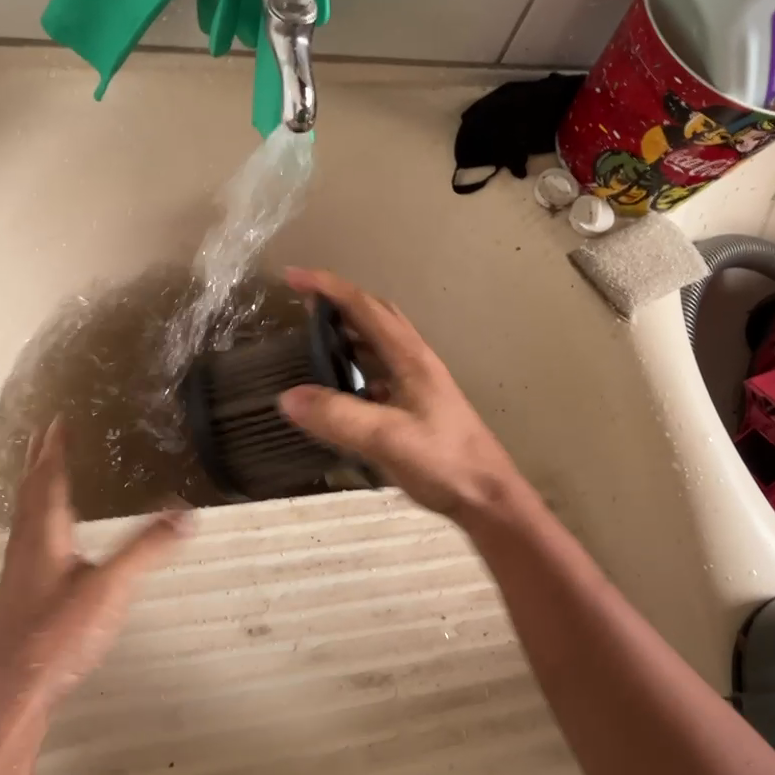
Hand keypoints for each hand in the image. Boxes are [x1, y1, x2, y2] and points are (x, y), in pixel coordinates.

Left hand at [0, 416, 190, 712]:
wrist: (5, 698)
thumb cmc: (53, 638)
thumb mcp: (109, 590)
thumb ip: (147, 550)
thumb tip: (187, 513)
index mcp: (44, 535)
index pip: (48, 480)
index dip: (54, 448)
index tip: (57, 418)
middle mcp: (27, 547)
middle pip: (30, 493)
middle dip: (39, 459)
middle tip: (44, 432)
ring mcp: (20, 574)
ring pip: (25, 516)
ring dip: (35, 486)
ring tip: (43, 470)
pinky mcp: (21, 597)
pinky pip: (29, 539)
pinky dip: (37, 517)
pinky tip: (49, 537)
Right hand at [276, 267, 529, 524]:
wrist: (488, 498)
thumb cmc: (444, 462)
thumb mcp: (387, 438)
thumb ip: (337, 417)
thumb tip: (287, 397)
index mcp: (410, 357)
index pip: (364, 307)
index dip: (327, 288)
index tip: (293, 277)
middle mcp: (415, 361)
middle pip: (375, 316)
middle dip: (338, 302)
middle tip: (302, 303)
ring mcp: (419, 384)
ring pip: (379, 343)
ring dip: (348, 333)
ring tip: (314, 339)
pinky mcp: (418, 406)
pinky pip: (381, 372)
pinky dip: (356, 367)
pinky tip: (340, 389)